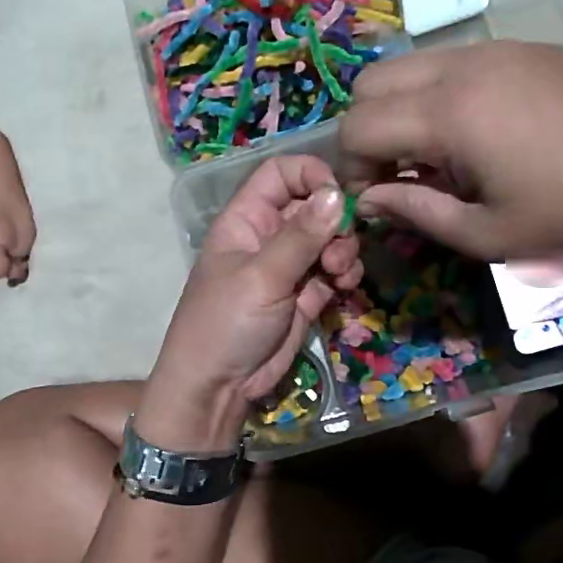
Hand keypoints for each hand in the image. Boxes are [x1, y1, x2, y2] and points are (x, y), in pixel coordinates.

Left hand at [138, 155, 363, 450]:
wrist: (217, 387)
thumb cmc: (225, 323)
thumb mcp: (261, 276)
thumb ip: (300, 236)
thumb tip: (336, 193)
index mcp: (245, 220)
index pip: (280, 175)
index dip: (310, 176)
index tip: (337, 195)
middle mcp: (267, 237)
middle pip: (312, 206)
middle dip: (335, 221)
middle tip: (338, 249)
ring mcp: (287, 268)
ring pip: (328, 239)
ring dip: (344, 249)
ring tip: (340, 273)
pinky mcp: (303, 296)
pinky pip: (332, 271)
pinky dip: (344, 273)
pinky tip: (345, 286)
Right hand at [337, 41, 562, 259]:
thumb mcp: (489, 233)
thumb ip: (415, 212)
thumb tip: (369, 200)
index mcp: (448, 113)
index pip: (356, 126)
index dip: (351, 169)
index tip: (378, 201)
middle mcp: (459, 66)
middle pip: (368, 84)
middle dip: (365, 133)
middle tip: (396, 176)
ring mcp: (491, 50)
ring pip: (404, 68)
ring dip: (398, 114)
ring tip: (433, 161)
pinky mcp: (518, 49)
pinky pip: (445, 65)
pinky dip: (431, 99)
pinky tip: (469, 139)